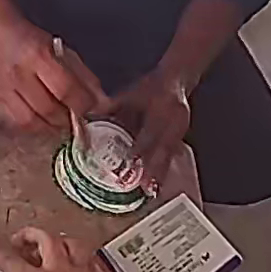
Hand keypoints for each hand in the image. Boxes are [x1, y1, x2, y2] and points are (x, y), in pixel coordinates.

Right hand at [0, 17, 106, 131]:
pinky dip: (35, 126)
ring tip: (60, 118)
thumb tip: (102, 104)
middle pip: (50, 110)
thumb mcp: (63, 51)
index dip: (84, 105)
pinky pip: (19, 124)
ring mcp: (4, 90)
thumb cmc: (33, 41)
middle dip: (69, 118)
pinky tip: (42, 118)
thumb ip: (84, 78)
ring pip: (32, 123)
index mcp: (38, 56)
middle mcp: (19, 75)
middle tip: (77, 115)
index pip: (66, 90)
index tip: (93, 109)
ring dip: (51, 126)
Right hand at [0, 228, 168, 271]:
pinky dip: (76, 254)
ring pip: (68, 241)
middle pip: (43, 237)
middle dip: (26, 235)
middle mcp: (64, 271)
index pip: (10, 261)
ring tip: (46, 248)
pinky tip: (75, 264)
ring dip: (54, 240)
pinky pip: (87, 256)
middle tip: (17, 242)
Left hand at [109, 69, 190, 188]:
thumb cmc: (149, 88)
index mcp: (163, 105)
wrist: (176, 80)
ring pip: (169, 154)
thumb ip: (111, 107)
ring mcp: (181, 129)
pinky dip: (164, 171)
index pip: (151, 129)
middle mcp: (175, 119)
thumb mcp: (129, 93)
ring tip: (150, 191)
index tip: (132, 160)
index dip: (142, 146)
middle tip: (142, 185)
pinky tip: (156, 186)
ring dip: (160, 173)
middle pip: (164, 147)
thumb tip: (88, 116)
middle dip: (153, 167)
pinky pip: (172, 156)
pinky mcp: (182, 138)